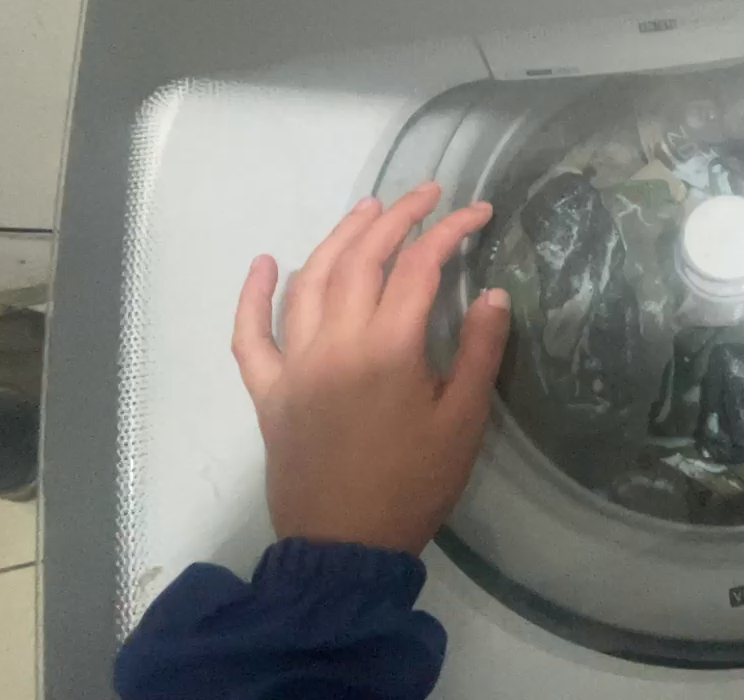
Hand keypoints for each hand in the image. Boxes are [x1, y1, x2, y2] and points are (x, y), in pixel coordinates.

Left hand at [231, 183, 509, 555]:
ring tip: (370, 210)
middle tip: (428, 193)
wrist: (345, 549)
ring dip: (340, 237)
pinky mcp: (269, 390)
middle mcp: (335, 343)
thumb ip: (479, 350)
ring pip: (311, 281)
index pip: (421, 266)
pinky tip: (264, 264)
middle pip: (363, 259)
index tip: (481, 211)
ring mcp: (294, 364)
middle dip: (399, 217)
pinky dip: (253, 296)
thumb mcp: (464, 419)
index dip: (452, 229)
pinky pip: (250, 336)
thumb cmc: (415, 482)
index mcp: (388, 348)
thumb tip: (493, 293)